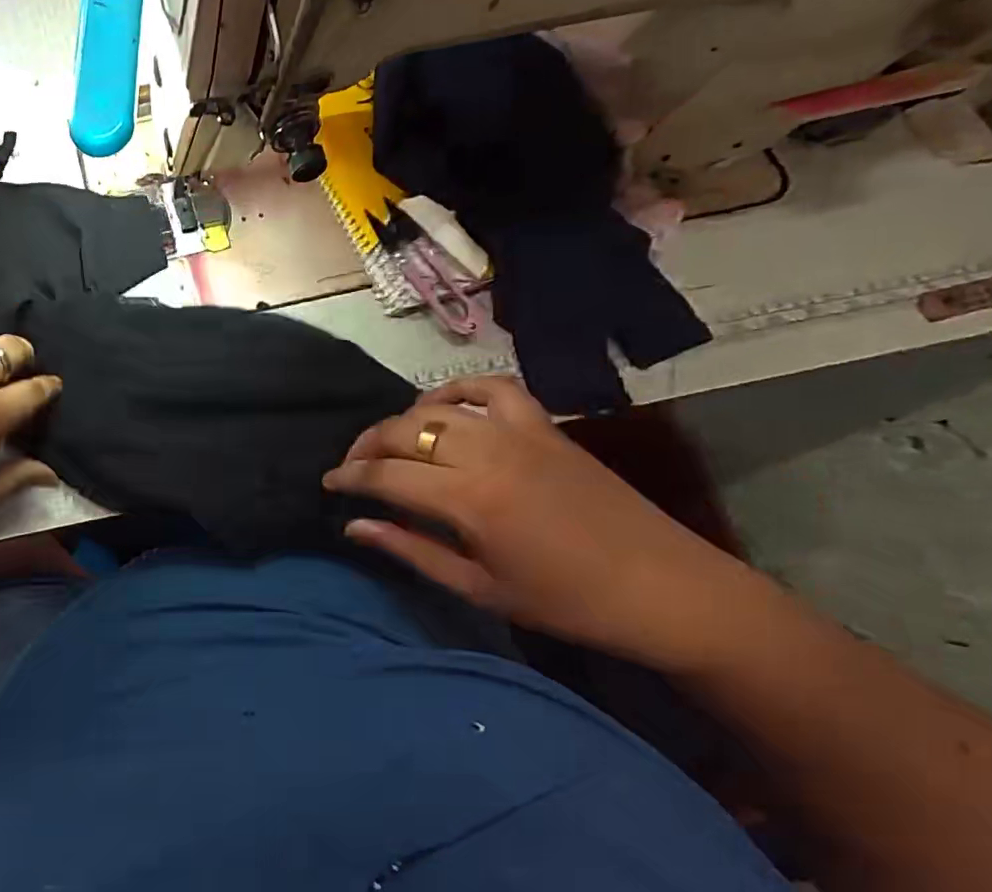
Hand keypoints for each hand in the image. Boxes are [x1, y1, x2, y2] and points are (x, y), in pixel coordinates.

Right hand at [323, 376, 773, 672]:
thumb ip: (411, 550)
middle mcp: (486, 453)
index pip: (387, 475)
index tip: (328, 482)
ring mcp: (518, 431)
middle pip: (404, 430)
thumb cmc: (565, 602)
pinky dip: (459, 389)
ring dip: (403, 420)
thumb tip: (355, 526)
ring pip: (438, 407)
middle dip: (366, 445)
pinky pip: (491, 387)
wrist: (663, 587)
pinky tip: (443, 406)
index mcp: (469, 500)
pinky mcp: (544, 425)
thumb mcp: (479, 587)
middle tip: (351, 465)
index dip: (350, 476)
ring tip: (390, 441)